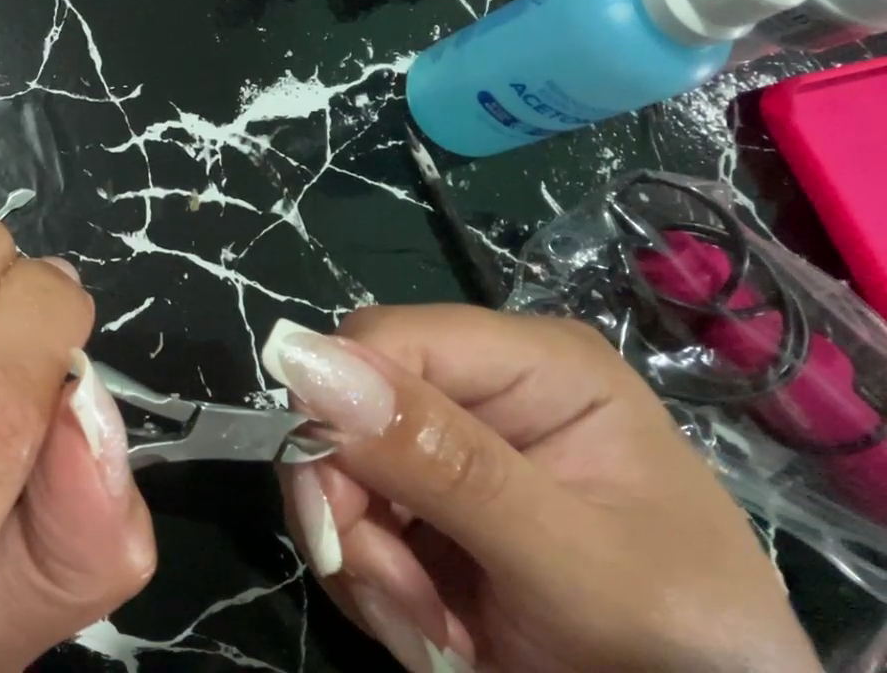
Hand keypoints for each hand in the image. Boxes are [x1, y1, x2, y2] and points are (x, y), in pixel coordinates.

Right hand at [266, 304, 817, 672]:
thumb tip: (300, 354)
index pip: (379, 340)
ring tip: (435, 633)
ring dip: (359, 558)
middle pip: (339, 406)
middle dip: (349, 508)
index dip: (334, 411)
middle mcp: (476, 389)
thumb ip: (447, 463)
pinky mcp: (417, 503)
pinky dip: (365, 580)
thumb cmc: (680, 649)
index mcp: (534, 365)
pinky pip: (340, 518)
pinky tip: (431, 627)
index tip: (338, 514)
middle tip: (403, 599)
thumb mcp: (575, 566)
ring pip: (327, 468)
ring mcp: (441, 448)